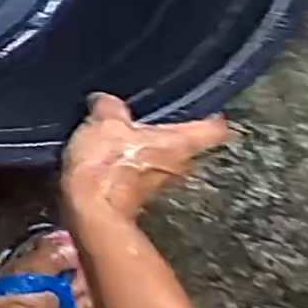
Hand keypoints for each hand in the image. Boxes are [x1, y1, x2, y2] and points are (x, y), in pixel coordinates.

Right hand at [62, 93, 231, 223]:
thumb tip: (106, 101)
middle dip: (165, 133)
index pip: (215, 128)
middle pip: (184, 145)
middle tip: (142, 119)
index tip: (200, 109)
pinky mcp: (139, 194)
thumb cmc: (108, 163)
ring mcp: (161, 184)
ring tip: (118, 136)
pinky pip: (140, 172)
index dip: (210, 116)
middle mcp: (181, 166)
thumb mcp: (104, 122)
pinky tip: (106, 155)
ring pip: (161, 159)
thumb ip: (109, 107)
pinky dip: (128, 163)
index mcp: (181, 144)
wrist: (92, 207)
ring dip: (144, 149)